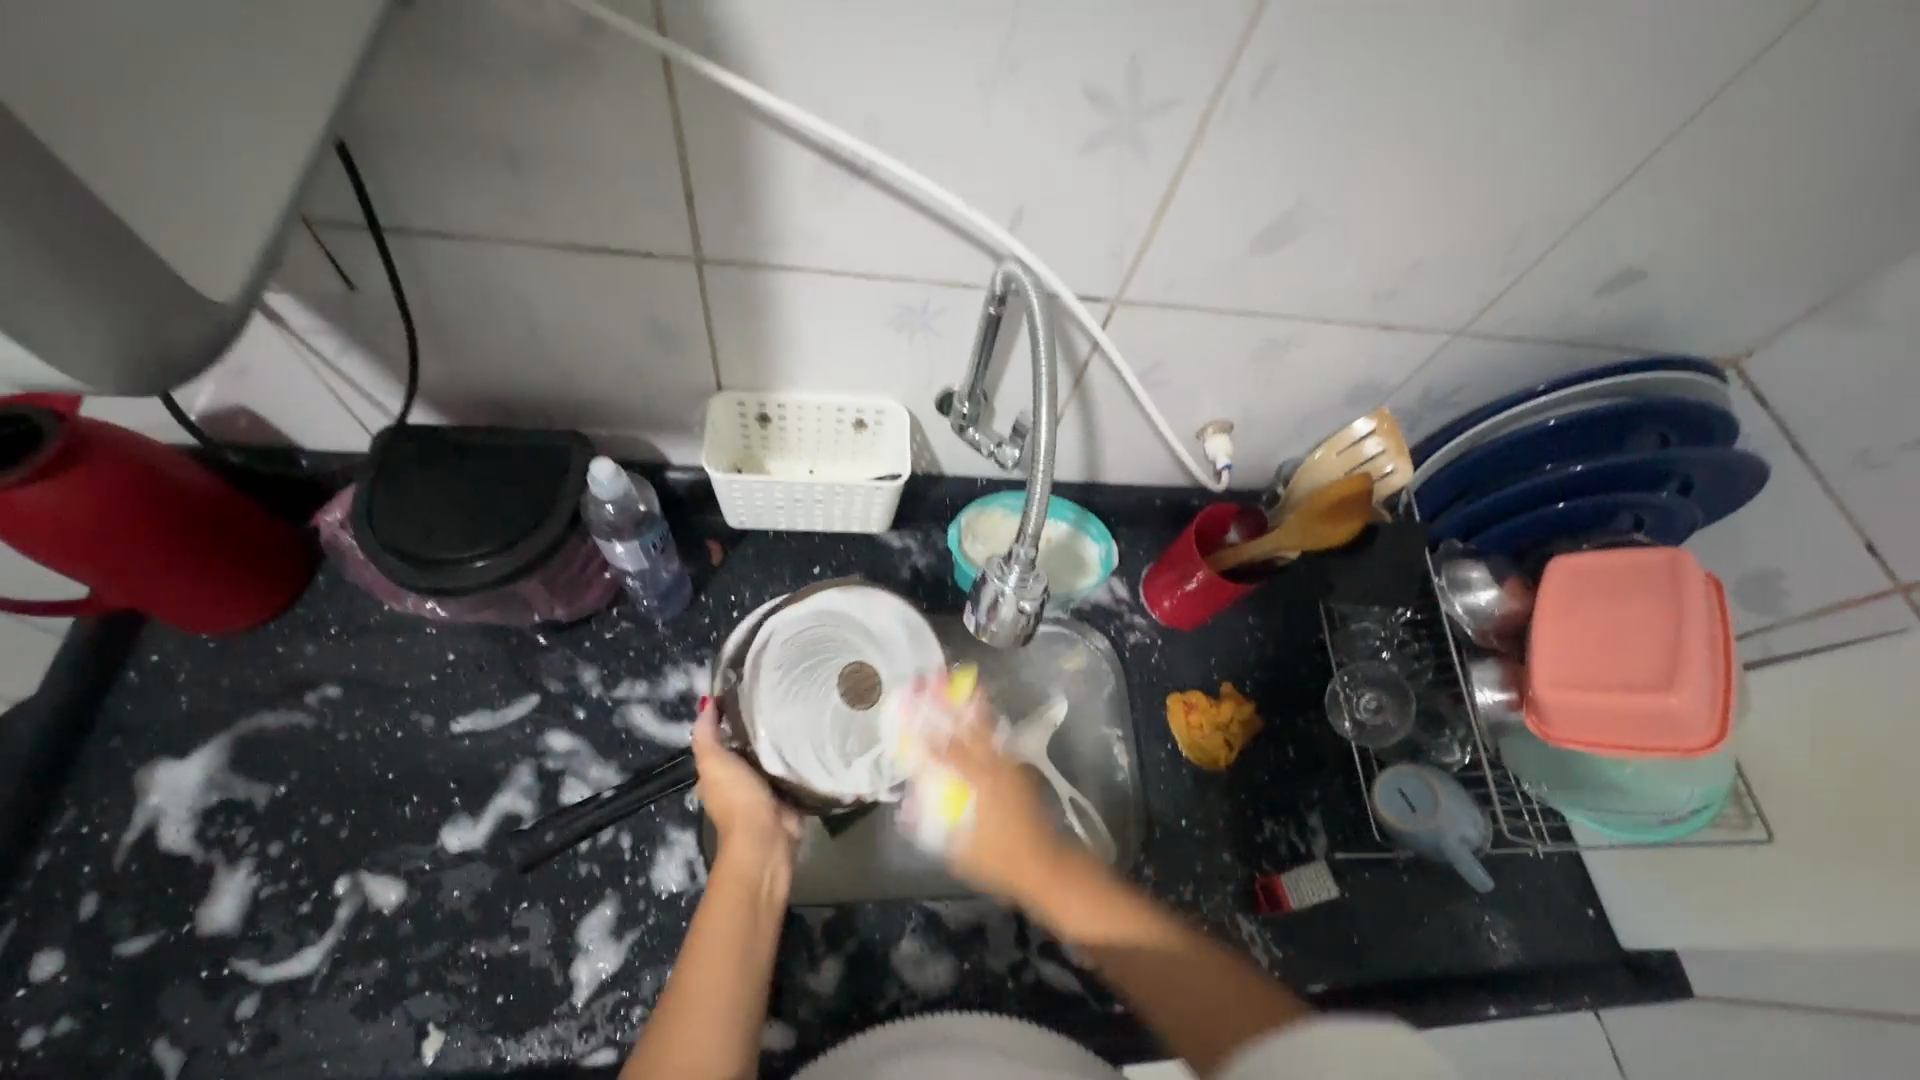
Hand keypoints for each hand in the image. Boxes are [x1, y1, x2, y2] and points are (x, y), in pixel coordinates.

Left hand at [691, 697, 800, 864]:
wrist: (766, 836)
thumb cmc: (736, 796)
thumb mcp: (713, 760)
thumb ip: (706, 732)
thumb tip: (706, 700)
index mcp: (717, 772)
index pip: (723, 738)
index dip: (731, 716)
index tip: (750, 689)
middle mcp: (740, 779)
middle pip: (750, 746)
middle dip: (762, 726)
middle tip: (783, 695)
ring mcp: (765, 788)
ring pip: (773, 757)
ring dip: (783, 741)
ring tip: (801, 709)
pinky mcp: (789, 794)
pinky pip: (794, 769)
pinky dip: (800, 757)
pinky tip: (813, 736)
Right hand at [929, 687, 1078, 903]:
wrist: (1047, 866)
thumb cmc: (1001, 861)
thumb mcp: (959, 851)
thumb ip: (933, 828)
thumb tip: (908, 811)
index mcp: (979, 782)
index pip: (946, 751)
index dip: (926, 733)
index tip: (909, 713)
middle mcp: (996, 767)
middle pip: (970, 727)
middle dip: (952, 704)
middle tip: (937, 681)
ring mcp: (1011, 767)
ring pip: (988, 730)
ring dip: (974, 709)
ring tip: (965, 687)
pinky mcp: (1020, 773)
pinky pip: (998, 741)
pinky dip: (988, 726)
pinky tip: (981, 719)